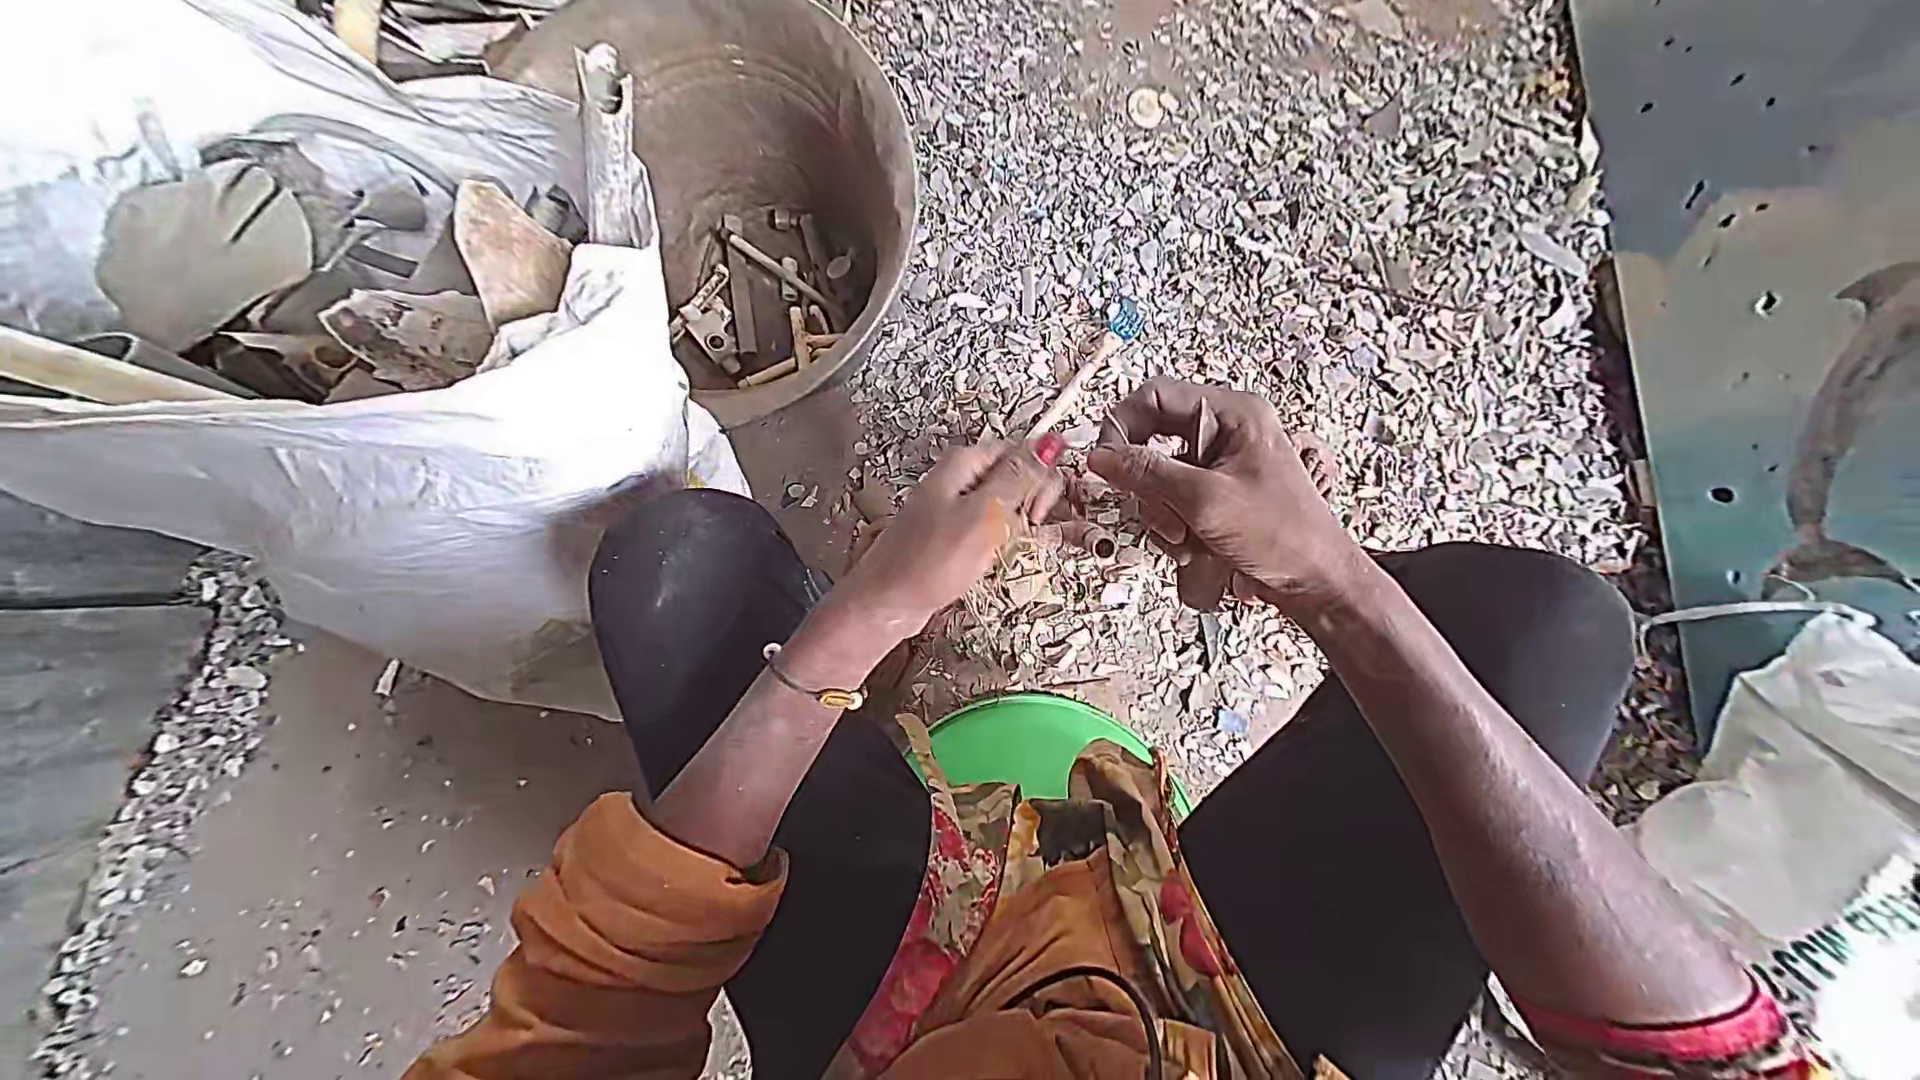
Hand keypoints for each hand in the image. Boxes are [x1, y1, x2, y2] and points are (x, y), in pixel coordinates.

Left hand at [833, 438, 1063, 635]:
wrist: (887, 603)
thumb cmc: (930, 561)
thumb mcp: (984, 514)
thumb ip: (1018, 477)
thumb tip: (1050, 441)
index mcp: (963, 462)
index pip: (1021, 452)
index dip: (1038, 479)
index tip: (1037, 510)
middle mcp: (956, 479)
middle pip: (1013, 479)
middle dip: (1024, 507)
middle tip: (1016, 533)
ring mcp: (952, 507)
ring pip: (1002, 508)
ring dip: (1010, 531)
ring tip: (995, 552)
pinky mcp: (950, 534)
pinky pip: (986, 531)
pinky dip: (993, 545)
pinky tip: (984, 562)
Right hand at [1088, 378, 1366, 615]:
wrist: (1315, 582)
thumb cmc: (1285, 536)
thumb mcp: (1206, 500)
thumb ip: (1147, 473)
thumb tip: (1101, 456)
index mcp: (1233, 414)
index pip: (1155, 398)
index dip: (1123, 427)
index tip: (1108, 462)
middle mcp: (1223, 433)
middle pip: (1150, 440)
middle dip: (1147, 484)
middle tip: (1160, 511)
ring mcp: (1216, 466)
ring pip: (1155, 477)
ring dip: (1159, 512)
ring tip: (1185, 535)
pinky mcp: (1211, 495)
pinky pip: (1168, 501)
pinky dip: (1171, 525)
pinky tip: (1192, 543)